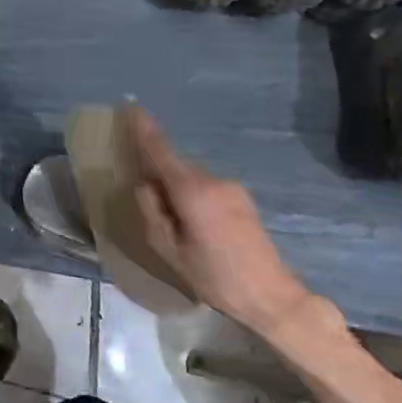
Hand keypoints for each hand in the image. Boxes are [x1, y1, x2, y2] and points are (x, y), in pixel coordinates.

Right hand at [123, 106, 317, 338]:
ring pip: (190, 178)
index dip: (143, 128)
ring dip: (173, 188)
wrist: (271, 297)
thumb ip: (151, 212)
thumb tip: (144, 186)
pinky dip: (189, 196)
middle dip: (155, 169)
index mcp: (192, 191)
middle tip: (140, 190)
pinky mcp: (241, 199)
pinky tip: (189, 223)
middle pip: (175, 165)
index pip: (161, 151)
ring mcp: (231, 189)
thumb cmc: (214, 277)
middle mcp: (214, 181)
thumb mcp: (169, 250)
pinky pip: (204, 188)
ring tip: (168, 220)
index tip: (130, 106)